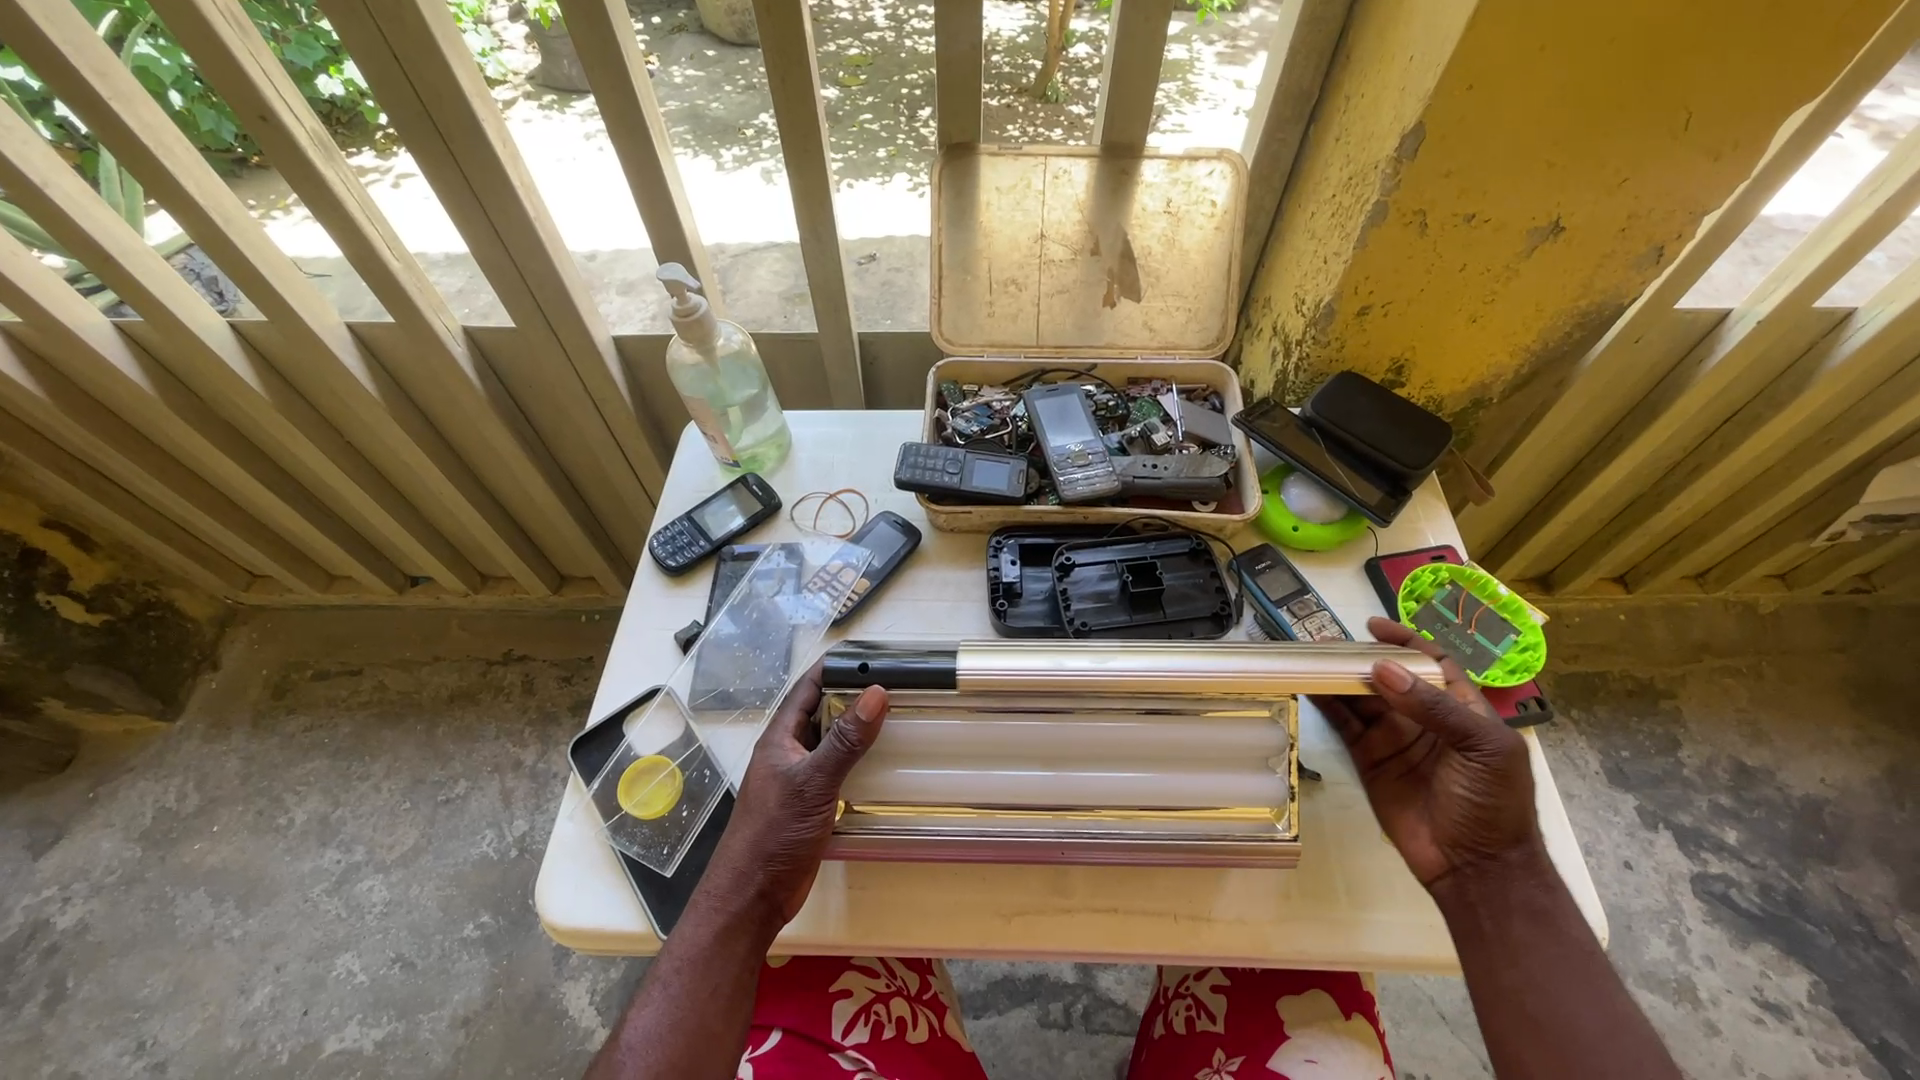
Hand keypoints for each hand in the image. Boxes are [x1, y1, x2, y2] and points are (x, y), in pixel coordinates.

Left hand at [699, 665, 888, 926]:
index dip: (836, 667)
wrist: (752, 896)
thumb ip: (845, 740)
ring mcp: (799, 779)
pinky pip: (838, 771)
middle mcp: (789, 752)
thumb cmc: (775, 833)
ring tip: (897, 717)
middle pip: (822, 712)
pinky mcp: (811, 804)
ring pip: (831, 743)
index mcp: (781, 737)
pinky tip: (883, 766)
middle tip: (895, 684)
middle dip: (853, 695)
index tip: (871, 654)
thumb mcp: (813, 782)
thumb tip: (877, 693)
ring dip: (858, 730)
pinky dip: (859, 762)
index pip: (808, 687)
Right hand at [1308, 617, 1540, 889]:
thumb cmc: (1494, 803)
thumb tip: (1382, 670)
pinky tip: (1308, 686)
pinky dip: (1326, 704)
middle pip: (1387, 675)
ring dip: (1336, 676)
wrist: (1475, 866)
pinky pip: (1344, 724)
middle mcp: (1424, 717)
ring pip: (1360, 696)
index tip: (1373, 626)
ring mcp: (1394, 737)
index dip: (1405, 642)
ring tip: (1309, 657)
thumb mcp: (1482, 749)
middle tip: (1326, 642)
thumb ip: (1434, 707)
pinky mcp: (1368, 759)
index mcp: (1461, 708)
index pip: (1431, 663)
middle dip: (1359, 656)